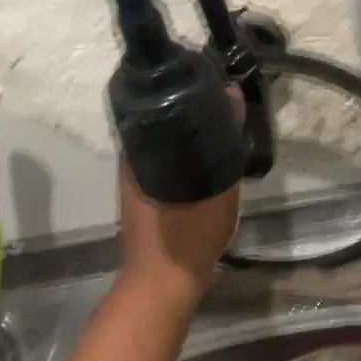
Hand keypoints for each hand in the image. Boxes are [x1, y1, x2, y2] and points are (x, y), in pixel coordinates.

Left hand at [115, 90, 244, 300]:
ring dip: (188, 138)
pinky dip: (185, 160)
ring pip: (164, 145)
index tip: (208, 79)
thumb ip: (222, 141)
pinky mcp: (145, 199)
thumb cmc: (187, 234)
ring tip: (219, 129)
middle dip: (188, 112)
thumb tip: (229, 95)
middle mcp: (131, 159)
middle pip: (161, 122)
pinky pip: (166, 166)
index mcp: (138, 148)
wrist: (165, 281)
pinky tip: (208, 162)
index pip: (156, 99)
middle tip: (220, 105)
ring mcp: (136, 182)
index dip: (182, 87)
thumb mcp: (215, 185)